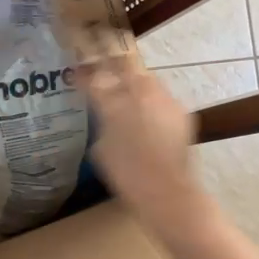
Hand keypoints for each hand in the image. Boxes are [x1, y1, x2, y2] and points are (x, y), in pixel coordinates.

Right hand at [81, 54, 210, 239]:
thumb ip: (102, 122)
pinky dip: (153, 101)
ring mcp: (163, 100)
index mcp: (113, 103)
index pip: (94, 79)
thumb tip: (103, 112)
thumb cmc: (126, 175)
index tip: (78, 73)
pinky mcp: (181, 111)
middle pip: (124, 69)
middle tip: (105, 76)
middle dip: (113, 70)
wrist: (166, 190)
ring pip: (146, 80)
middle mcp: (140, 94)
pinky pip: (162, 97)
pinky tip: (149, 114)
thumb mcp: (101, 149)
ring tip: (128, 94)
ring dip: (135, 84)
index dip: (85, 75)